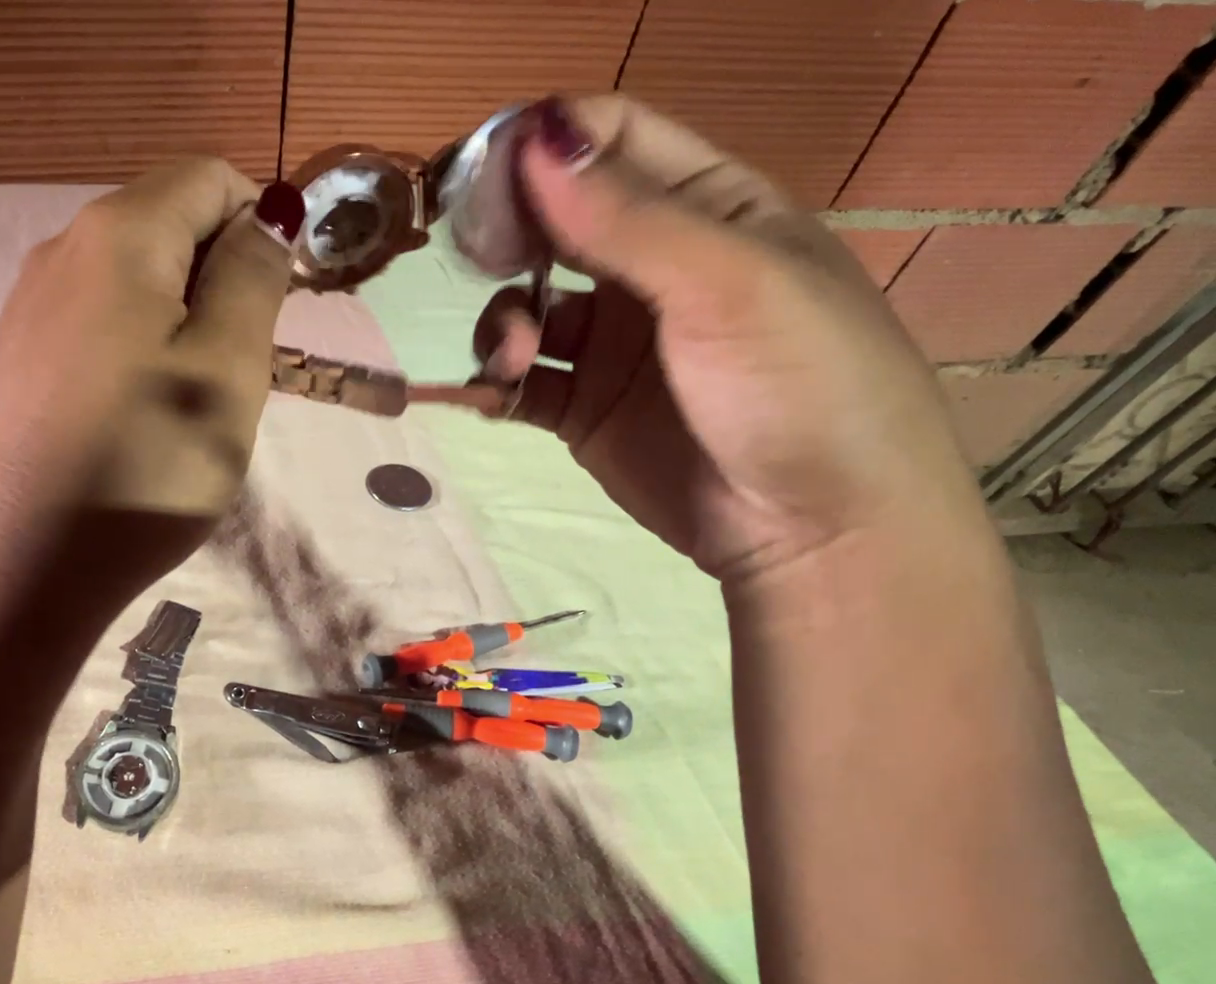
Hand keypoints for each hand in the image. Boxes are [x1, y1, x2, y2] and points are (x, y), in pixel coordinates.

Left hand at [0, 159, 302, 525]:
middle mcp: (60, 250)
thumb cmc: (144, 467)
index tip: (275, 304)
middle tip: (237, 366)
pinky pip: (94, 323)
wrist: (18, 571)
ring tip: (190, 400)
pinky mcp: (16, 360)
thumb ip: (252, 278)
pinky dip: (135, 348)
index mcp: (118, 234)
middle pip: (165, 222)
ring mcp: (27, 307)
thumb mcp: (227, 370)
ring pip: (131, 278)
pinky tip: (136, 417)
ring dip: (180, 318)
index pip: (208, 176)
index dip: (258, 224)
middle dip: (219, 275)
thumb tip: (266, 211)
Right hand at [474, 96, 984, 582]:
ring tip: (516, 359)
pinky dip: (496, 380)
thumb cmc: (803, 389)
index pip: (613, 142)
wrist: (819, 535)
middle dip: (507, 233)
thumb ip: (630, 219)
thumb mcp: (729, 287)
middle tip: (473, 259)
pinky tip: (493, 394)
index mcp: (709, 209)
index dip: (546, 147)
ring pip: (527, 302)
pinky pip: (521, 379)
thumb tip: (533, 140)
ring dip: (503, 321)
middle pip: (556, 219)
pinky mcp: (585, 409)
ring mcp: (614, 343)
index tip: (484, 179)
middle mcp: (653, 267)